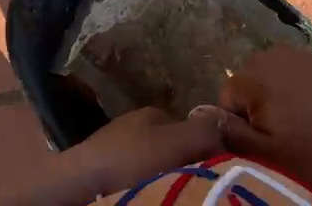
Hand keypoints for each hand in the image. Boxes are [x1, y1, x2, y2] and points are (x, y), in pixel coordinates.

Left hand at [0, 107, 221, 205]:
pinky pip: (134, 182)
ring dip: (165, 181)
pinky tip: (149, 198)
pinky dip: (144, 189)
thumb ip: (205, 132)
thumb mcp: (176, 141)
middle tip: (198, 188)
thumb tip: (232, 126)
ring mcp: (116, 151)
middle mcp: (134, 127)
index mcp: (153, 114)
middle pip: (172, 148)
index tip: (220, 173)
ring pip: (154, 168)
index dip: (208, 151)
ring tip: (176, 196)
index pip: (191, 130)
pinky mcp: (103, 176)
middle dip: (186, 166)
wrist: (79, 186)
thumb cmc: (130, 160)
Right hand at [217, 47, 311, 205]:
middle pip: (247, 86)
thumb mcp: (267, 153)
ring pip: (271, 83)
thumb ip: (228, 131)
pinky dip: (299, 99)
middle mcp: (274, 52)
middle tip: (282, 145)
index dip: (240, 127)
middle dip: (257, 113)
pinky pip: (294, 80)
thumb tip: (194, 113)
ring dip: (278, 107)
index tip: (264, 150)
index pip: (226, 98)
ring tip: (301, 136)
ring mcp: (301, 55)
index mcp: (256, 70)